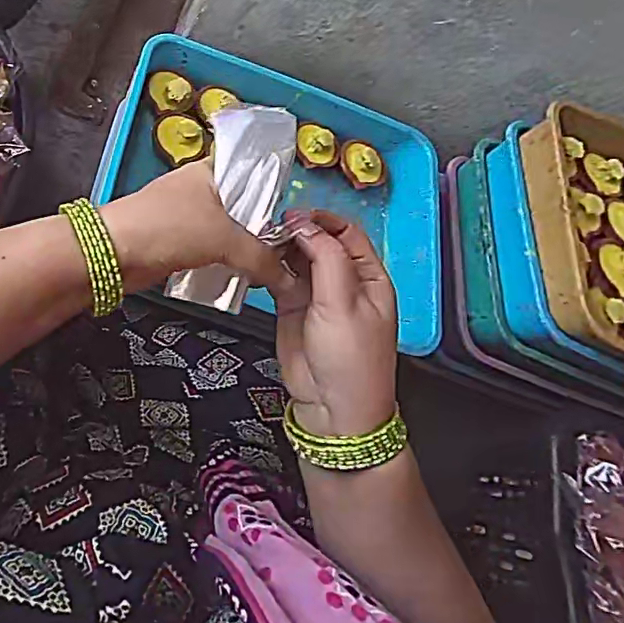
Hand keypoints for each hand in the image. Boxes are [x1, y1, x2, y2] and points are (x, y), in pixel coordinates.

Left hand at [100, 159, 295, 292]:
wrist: (113, 253)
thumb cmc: (165, 227)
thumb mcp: (224, 238)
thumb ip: (261, 258)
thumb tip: (287, 278)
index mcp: (211, 172)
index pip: (253, 175)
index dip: (275, 196)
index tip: (296, 221)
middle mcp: (200, 192)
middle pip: (242, 211)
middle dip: (262, 233)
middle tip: (288, 253)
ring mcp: (186, 219)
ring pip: (226, 236)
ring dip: (242, 254)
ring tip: (270, 271)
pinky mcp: (176, 245)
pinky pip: (210, 255)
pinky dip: (223, 266)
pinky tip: (239, 279)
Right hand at [272, 209, 399, 436]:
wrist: (331, 408)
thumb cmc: (352, 361)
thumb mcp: (342, 303)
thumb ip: (325, 258)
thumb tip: (305, 225)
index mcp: (367, 277)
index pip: (346, 233)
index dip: (321, 220)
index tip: (294, 215)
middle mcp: (342, 281)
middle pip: (318, 241)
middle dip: (296, 230)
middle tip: (269, 226)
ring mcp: (315, 294)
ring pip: (295, 257)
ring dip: (279, 247)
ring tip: (258, 240)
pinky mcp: (291, 307)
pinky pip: (278, 277)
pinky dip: (267, 266)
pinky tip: (256, 259)